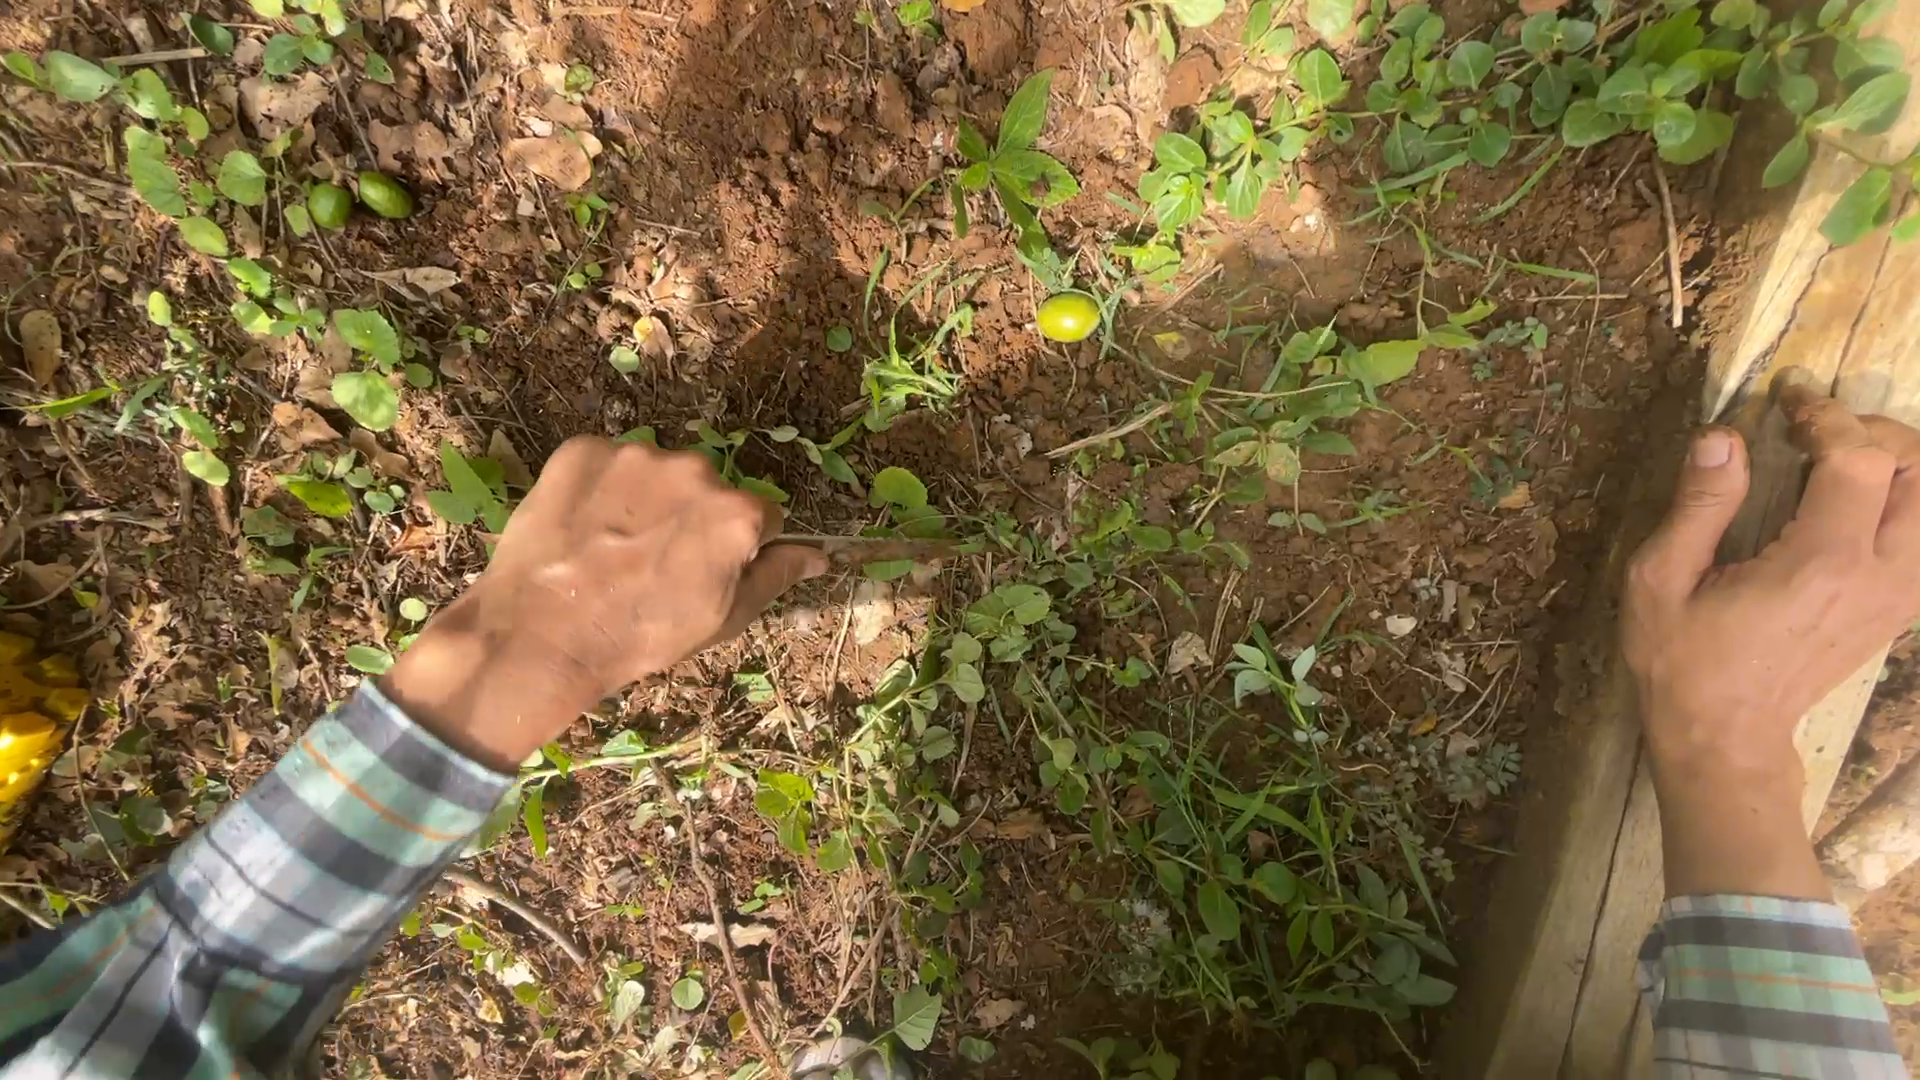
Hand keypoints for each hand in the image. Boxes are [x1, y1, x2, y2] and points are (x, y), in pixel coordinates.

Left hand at [380, 437, 827, 769]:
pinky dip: (603, 488)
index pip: (759, 516)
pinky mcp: (582, 449)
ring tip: (613, 546)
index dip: (736, 546)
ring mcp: (636, 454)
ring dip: (648, 499)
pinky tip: (584, 527)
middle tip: (655, 561)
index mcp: (737, 513)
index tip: (707, 571)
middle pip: (708, 490)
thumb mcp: (725, 617)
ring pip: (658, 473)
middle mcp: (695, 470)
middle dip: (693, 517)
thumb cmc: (645, 635)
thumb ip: (777, 575)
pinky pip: (609, 463)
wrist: (541, 635)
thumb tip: (819, 554)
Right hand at [1623, 387, 1919, 897]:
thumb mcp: (1661, 577)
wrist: (1722, 726)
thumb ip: (1699, 506)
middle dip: (1870, 432)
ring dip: (1899, 462)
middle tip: (1807, 426)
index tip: (1785, 400)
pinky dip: (1904, 497)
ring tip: (1836, 454)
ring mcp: (1905, 590)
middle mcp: (1884, 570)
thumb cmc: (1676, 651)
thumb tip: (1721, 437)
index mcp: (1820, 561)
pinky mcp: (1904, 603)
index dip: (1825, 417)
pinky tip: (1852, 497)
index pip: (1859, 460)